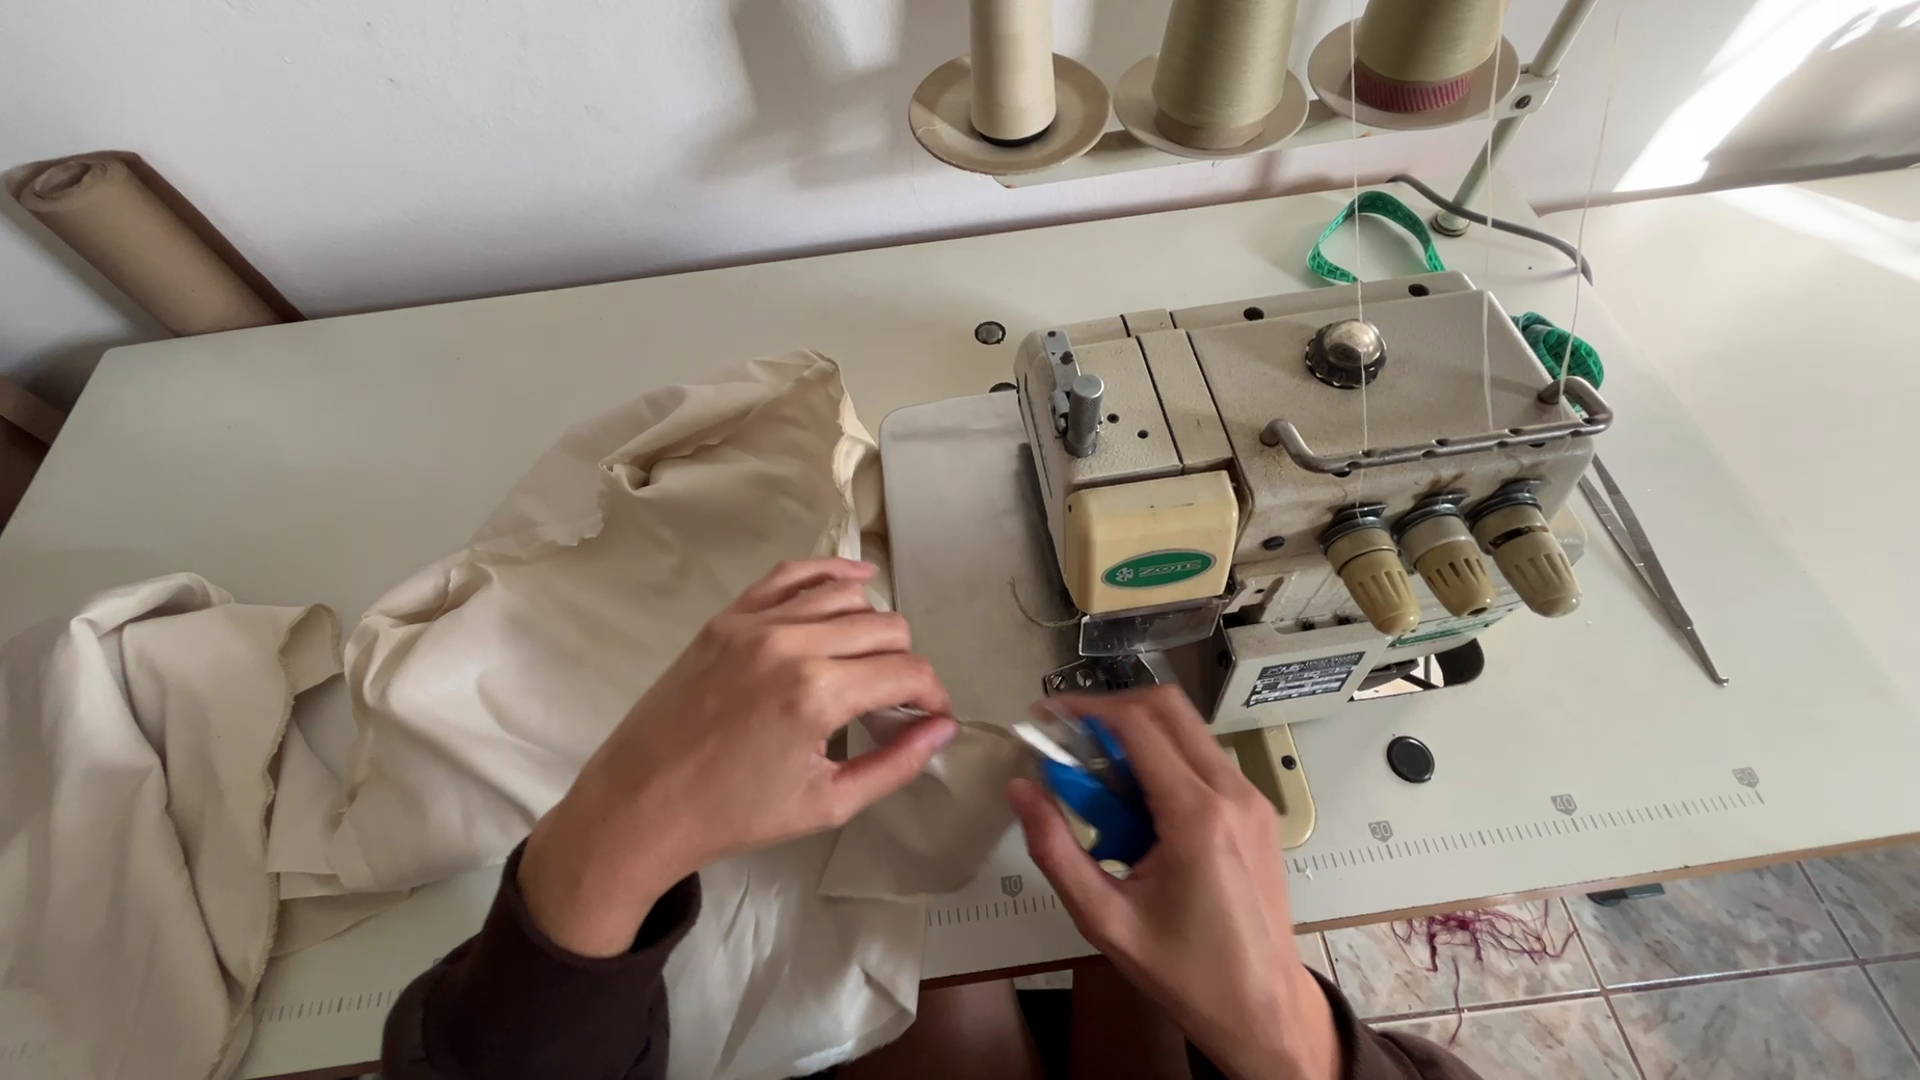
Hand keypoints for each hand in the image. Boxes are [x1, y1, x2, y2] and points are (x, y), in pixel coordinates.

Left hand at [520, 557, 957, 955]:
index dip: (933, 694)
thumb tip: (942, 730)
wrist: (639, 805)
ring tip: (869, 661)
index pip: (907, 672)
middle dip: (906, 663)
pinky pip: (792, 575)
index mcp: (818, 694)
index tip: (933, 716)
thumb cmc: (734, 815)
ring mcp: (756, 622)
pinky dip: (831, 573)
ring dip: (874, 625)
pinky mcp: (729, 617)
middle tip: (897, 700)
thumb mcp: (827, 805)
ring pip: (847, 595)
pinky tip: (857, 580)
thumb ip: (896, 765)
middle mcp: (792, 643)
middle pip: (886, 628)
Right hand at [1008, 686, 1337, 1079]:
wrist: (1268, 1014)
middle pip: (1168, 707)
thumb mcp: (1106, 920)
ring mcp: (1252, 797)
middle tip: (1073, 737)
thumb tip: (1021, 790)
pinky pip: (1203, 756)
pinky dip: (1163, 757)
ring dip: (1138, 733)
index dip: (1086, 709)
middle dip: (1113, 709)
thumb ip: (1055, 850)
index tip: (1048, 715)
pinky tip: (1139, 803)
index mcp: (1197, 817)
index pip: (1137, 726)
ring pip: (1187, 727)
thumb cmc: (1187, 974)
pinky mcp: (1256, 809)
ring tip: (1101, 775)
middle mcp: (1232, 792)